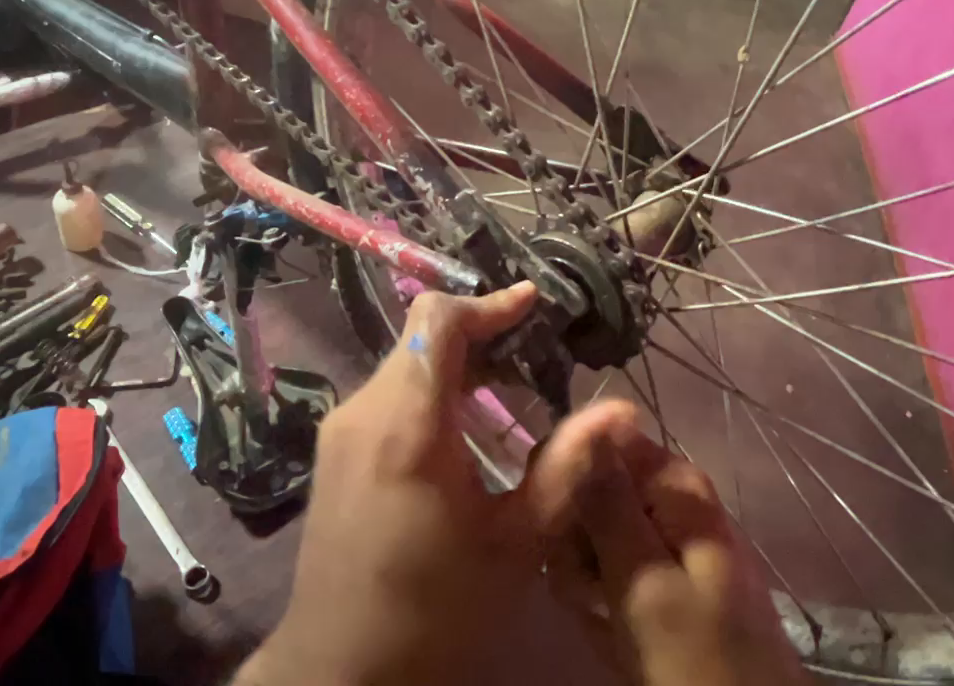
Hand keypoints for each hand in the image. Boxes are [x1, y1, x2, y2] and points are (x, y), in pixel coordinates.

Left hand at [236, 282, 551, 684]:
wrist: (341, 668)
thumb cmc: (435, 610)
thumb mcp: (515, 543)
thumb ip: (568, 467)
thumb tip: (620, 410)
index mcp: (407, 426)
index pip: (438, 322)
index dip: (487, 303)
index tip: (531, 303)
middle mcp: (363, 412)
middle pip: (422, 338)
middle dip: (479, 333)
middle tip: (534, 353)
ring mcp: (340, 430)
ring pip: (403, 364)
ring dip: (456, 363)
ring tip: (509, 387)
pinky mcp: (333, 452)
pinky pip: (387, 395)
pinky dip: (430, 390)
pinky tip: (464, 427)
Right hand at [538, 402, 804, 685]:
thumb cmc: (697, 657)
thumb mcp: (643, 580)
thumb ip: (607, 501)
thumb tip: (588, 415)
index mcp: (672, 482)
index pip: (593, 440)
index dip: (563, 478)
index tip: (553, 528)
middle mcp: (670, 495)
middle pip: (588, 486)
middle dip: (571, 535)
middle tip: (583, 585)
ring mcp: (667, 534)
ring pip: (591, 530)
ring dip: (581, 573)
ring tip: (600, 614)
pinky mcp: (662, 571)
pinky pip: (609, 564)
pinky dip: (600, 594)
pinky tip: (610, 625)